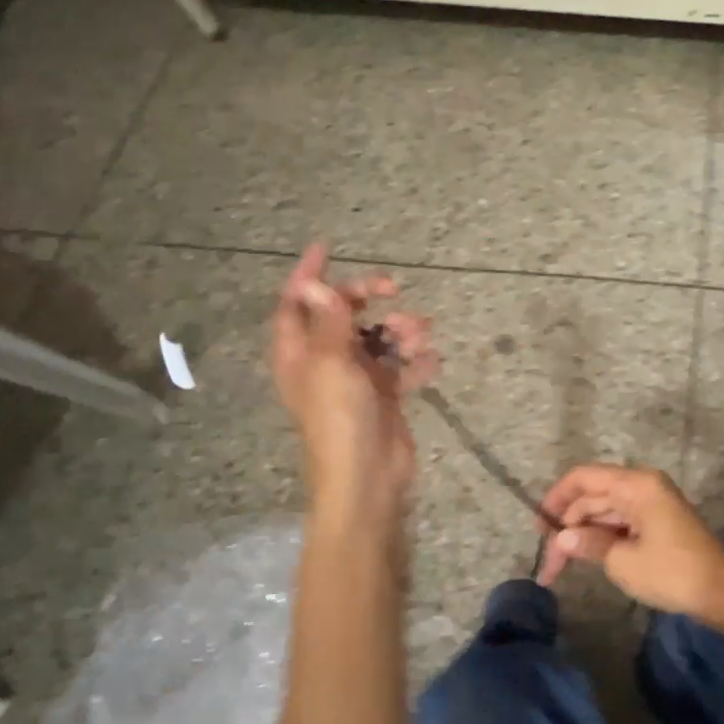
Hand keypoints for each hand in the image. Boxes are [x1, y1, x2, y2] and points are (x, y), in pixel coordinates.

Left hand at [270, 244, 439, 523]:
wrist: (368, 476)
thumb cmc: (340, 419)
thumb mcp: (332, 364)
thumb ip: (328, 323)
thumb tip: (318, 283)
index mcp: (299, 354)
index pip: (297, 304)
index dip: (308, 275)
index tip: (327, 246)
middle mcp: (325, 362)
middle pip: (343, 314)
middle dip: (369, 298)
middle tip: (393, 289)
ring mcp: (357, 379)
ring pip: (379, 336)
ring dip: (402, 330)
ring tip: (419, 338)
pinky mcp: (386, 395)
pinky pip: (404, 364)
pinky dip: (417, 360)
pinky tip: (427, 365)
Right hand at [537, 465, 723, 617]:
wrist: (719, 589)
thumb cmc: (671, 571)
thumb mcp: (624, 561)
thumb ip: (590, 543)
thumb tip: (563, 538)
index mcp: (637, 485)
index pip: (585, 477)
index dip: (557, 498)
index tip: (538, 528)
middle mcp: (644, 486)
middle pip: (593, 496)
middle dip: (567, 527)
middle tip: (548, 566)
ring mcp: (652, 503)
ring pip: (604, 511)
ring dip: (582, 535)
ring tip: (558, 569)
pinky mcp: (657, 521)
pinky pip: (620, 521)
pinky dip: (601, 538)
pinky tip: (585, 560)